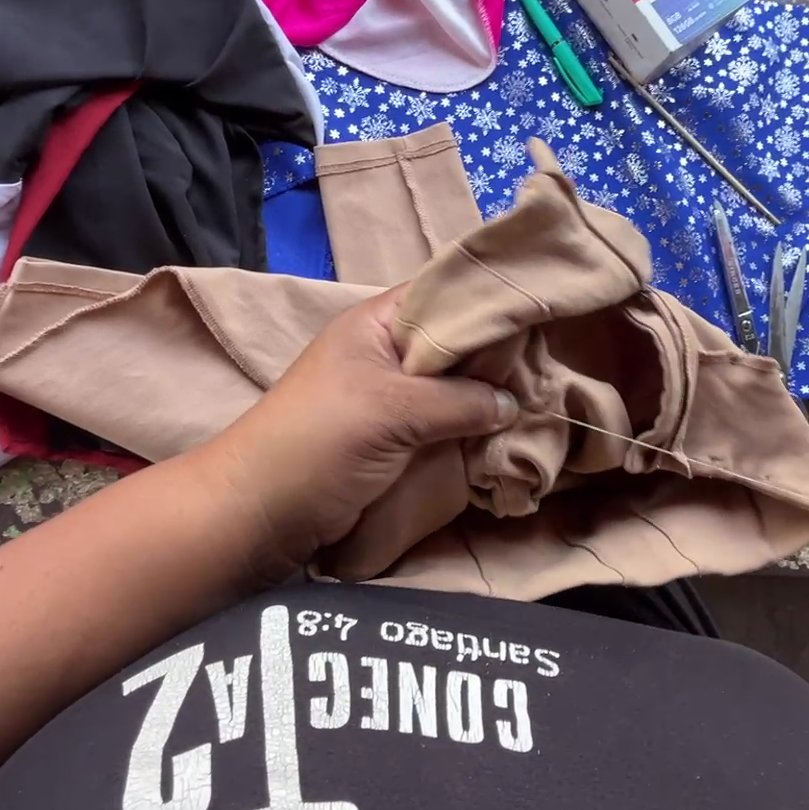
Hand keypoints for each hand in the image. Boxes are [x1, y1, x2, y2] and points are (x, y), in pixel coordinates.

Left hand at [202, 287, 517, 576]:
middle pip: (453, 343)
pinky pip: (441, 423)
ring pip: (451, 387)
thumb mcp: (391, 411)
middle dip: (496, 357)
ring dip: (486, 398)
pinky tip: (506, 432)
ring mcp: (390, 397)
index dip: (488, 302)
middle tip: (548, 366)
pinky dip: (470, 428)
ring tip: (539, 398)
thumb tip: (513, 403)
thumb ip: (459, 401)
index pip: (444, 295)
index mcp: (376, 324)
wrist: (259, 514)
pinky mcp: (393, 438)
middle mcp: (386, 353)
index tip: (539, 314)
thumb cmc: (319, 443)